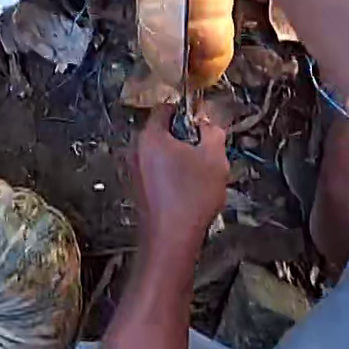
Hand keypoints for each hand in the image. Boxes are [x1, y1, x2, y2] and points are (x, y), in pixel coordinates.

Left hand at [129, 108, 229, 256]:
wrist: (172, 240)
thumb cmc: (192, 196)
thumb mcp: (214, 158)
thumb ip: (213, 132)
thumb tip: (209, 124)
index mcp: (151, 136)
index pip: (165, 108)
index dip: (186, 112)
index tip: (202, 124)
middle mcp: (136, 150)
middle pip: (163, 132)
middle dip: (185, 138)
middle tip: (205, 151)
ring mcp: (134, 171)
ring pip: (161, 154)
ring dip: (180, 158)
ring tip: (199, 175)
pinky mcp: (138, 190)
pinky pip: (157, 172)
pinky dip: (172, 175)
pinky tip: (188, 191)